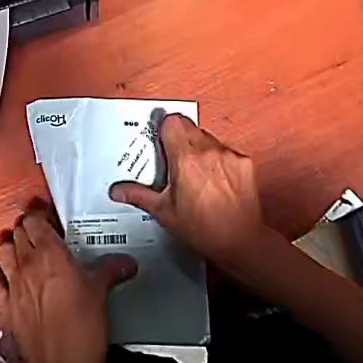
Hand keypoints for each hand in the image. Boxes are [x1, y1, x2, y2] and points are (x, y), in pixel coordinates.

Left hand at [0, 207, 135, 362]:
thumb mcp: (101, 291)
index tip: (46, 213)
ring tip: (22, 247)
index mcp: (51, 255)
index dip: (38, 213)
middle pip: (18, 233)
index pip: (35, 221)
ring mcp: (14, 287)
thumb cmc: (84, 328)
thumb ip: (110, 269)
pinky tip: (6, 276)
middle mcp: (28, 266)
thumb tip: (125, 263)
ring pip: (2, 252)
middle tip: (39, 229)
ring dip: (10, 246)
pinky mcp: (6, 309)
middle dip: (26, 227)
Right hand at [110, 114, 269, 265]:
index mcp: (185, 160)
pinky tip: (213, 178)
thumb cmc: (204, 230)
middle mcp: (208, 152)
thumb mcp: (165, 212)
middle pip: (188, 125)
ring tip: (194, 172)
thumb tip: (119, 191)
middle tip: (173, 157)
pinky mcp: (243, 161)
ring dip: (198, 147)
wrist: (240, 241)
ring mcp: (227, 154)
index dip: (163, 128)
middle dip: (178, 137)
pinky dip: (217, 158)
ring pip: (206, 136)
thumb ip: (139, 195)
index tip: (160, 139)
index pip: (171, 121)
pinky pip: (225, 149)